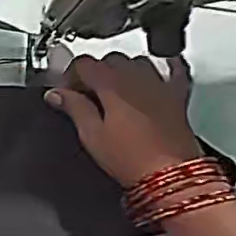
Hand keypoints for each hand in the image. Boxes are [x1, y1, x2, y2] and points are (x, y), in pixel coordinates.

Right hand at [45, 53, 201, 186]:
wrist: (170, 175)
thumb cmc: (133, 158)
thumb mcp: (91, 135)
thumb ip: (73, 107)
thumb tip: (57, 94)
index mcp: (112, 84)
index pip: (83, 64)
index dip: (69, 76)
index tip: (64, 92)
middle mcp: (137, 78)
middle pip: (109, 60)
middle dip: (93, 73)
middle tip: (83, 94)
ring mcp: (160, 86)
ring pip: (137, 62)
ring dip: (122, 70)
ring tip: (112, 90)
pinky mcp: (177, 97)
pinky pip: (174, 69)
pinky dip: (163, 67)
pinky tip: (154, 74)